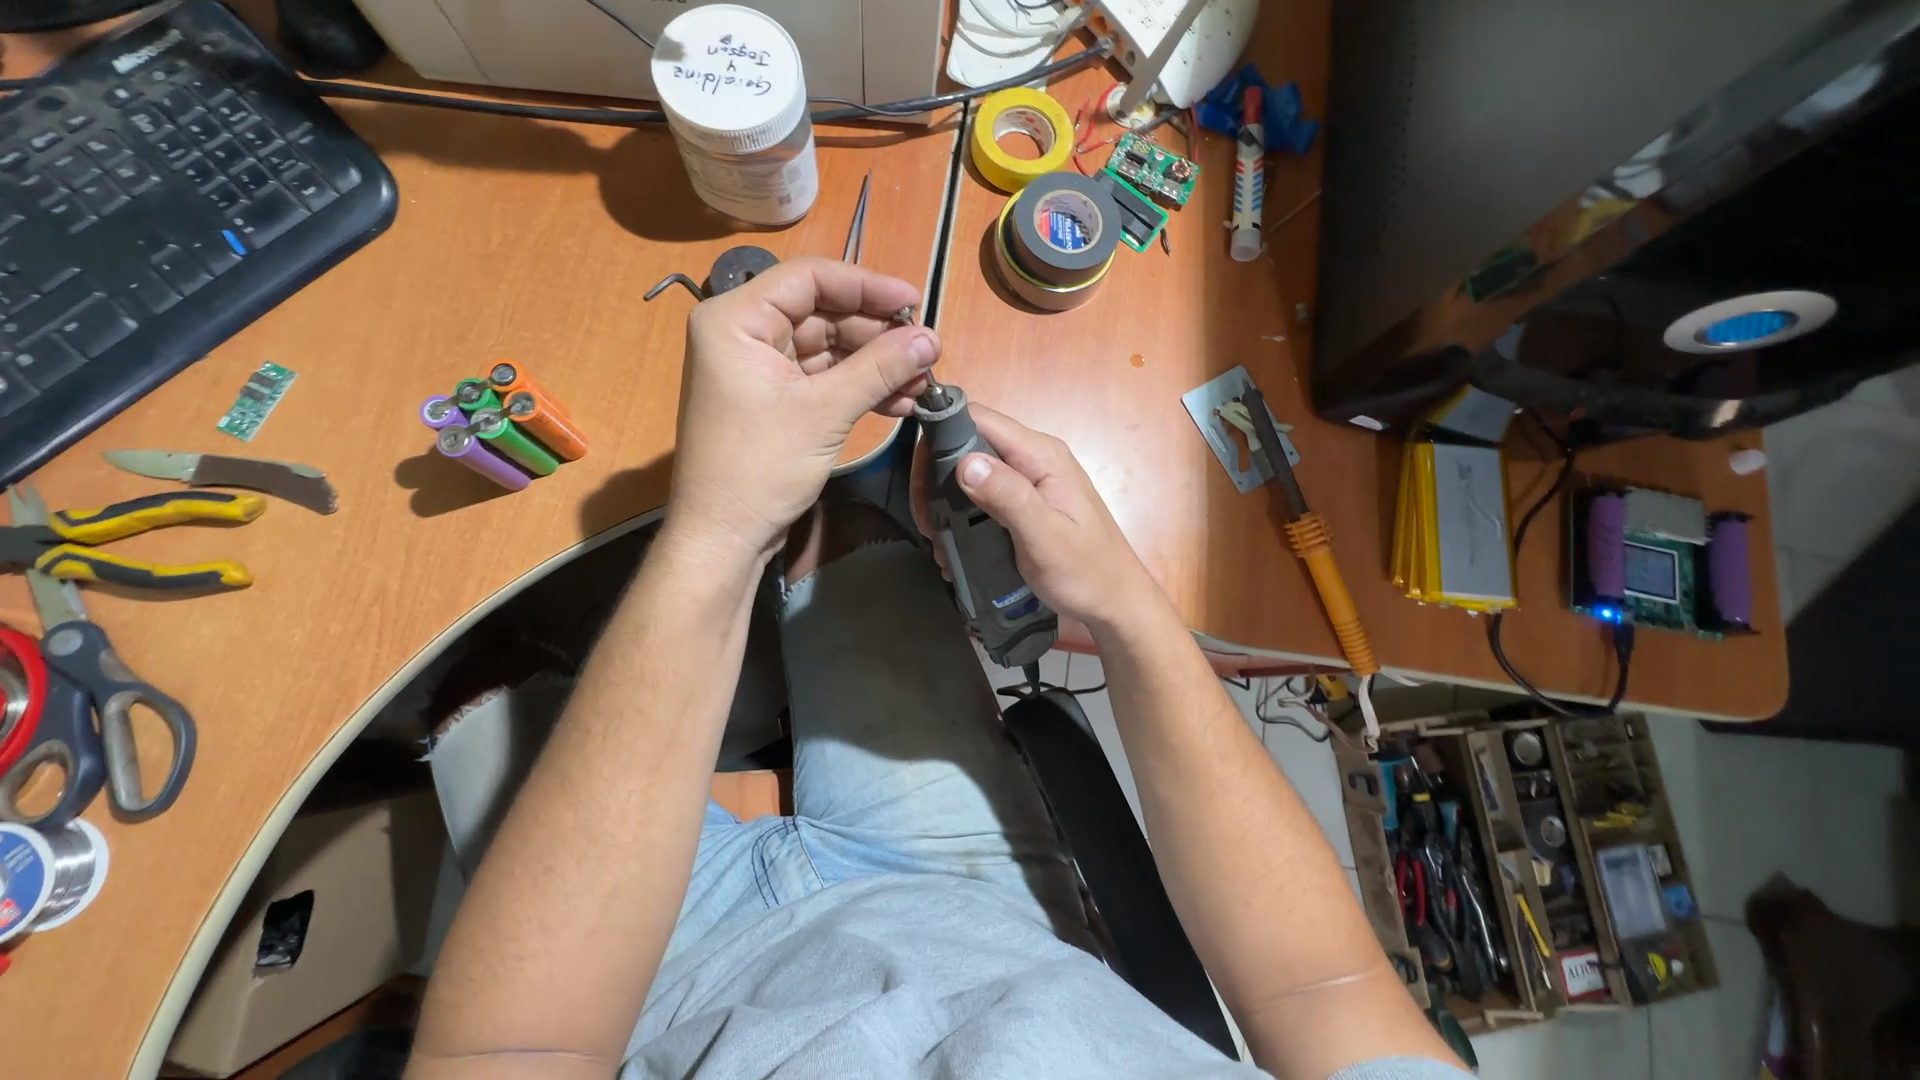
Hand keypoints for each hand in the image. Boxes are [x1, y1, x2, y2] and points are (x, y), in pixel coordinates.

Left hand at [670, 258, 939, 561]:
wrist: (723, 537)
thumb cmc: (759, 469)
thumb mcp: (823, 413)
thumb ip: (878, 369)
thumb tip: (932, 338)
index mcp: (735, 320)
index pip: (808, 279)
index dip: (866, 286)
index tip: (914, 301)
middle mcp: (743, 334)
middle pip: (821, 313)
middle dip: (876, 334)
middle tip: (926, 350)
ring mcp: (758, 369)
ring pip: (827, 348)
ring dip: (874, 364)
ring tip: (921, 381)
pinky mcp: (774, 400)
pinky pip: (823, 379)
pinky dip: (859, 388)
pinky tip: (899, 401)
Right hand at [912, 404, 1159, 629]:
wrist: (1116, 604)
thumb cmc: (1086, 573)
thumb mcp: (1047, 538)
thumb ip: (1009, 497)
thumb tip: (966, 463)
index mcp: (1042, 455)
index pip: (978, 419)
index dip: (941, 438)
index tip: (921, 483)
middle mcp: (1034, 458)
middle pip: (968, 444)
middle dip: (938, 480)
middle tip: (927, 524)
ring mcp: (1029, 480)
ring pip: (971, 472)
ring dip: (946, 504)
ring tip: (939, 541)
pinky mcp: (1024, 502)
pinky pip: (982, 496)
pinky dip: (962, 517)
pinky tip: (955, 547)